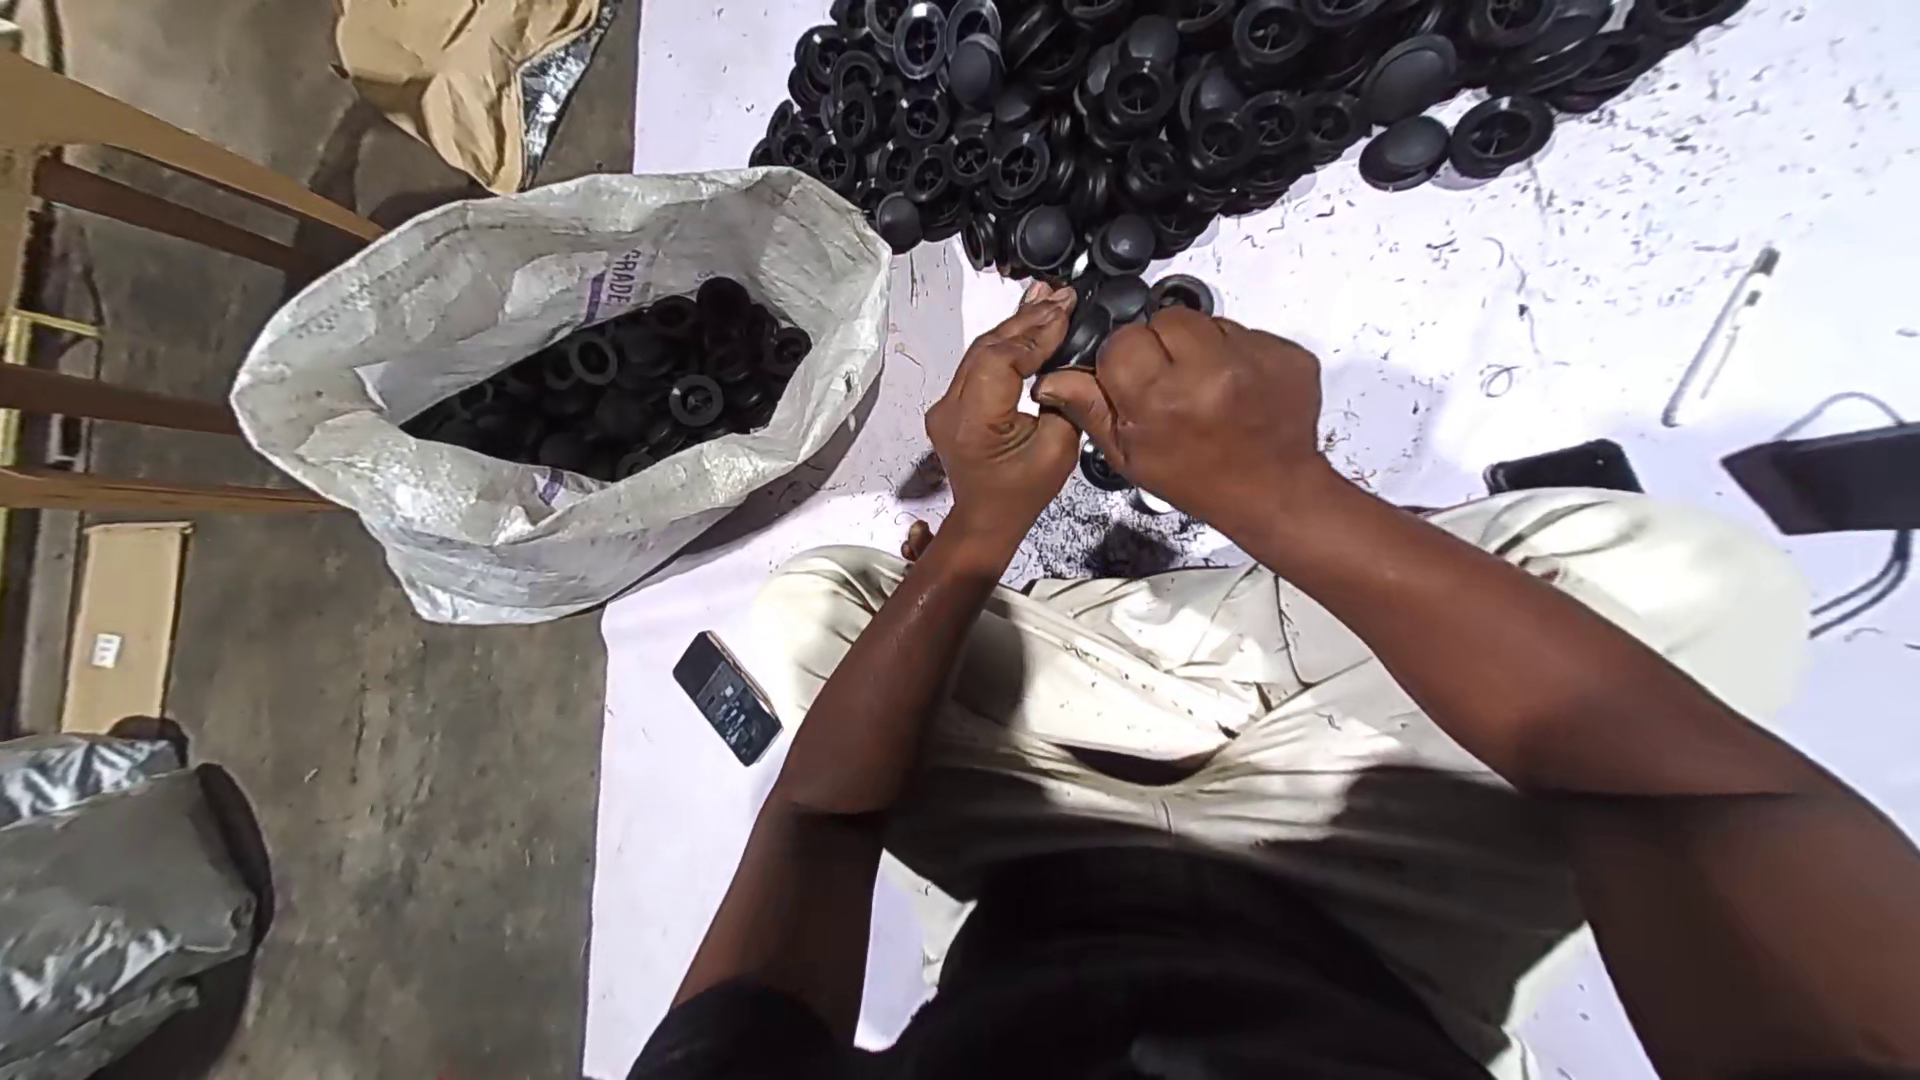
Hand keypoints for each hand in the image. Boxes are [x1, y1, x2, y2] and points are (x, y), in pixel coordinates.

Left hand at [924, 282, 1079, 560]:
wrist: (987, 517)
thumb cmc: (1021, 494)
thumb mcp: (1058, 451)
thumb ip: (1063, 400)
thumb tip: (1066, 359)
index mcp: (974, 424)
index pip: (1001, 361)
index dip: (1035, 334)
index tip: (1064, 312)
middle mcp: (950, 410)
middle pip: (988, 348)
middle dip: (1028, 320)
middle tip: (1061, 295)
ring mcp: (945, 405)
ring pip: (980, 351)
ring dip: (1015, 325)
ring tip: (1045, 297)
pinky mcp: (950, 403)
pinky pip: (977, 364)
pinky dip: (1003, 342)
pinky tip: (1023, 321)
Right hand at [1033, 307, 1334, 533]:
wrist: (1269, 490)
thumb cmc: (1197, 480)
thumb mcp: (1128, 455)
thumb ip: (1089, 409)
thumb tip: (1052, 381)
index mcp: (1161, 399)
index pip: (1121, 340)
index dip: (1121, 360)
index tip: (1131, 381)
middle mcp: (1208, 372)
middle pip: (1162, 319)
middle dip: (1157, 346)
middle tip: (1168, 384)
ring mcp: (1251, 358)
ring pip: (1202, 320)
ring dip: (1195, 346)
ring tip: (1201, 386)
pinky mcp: (1283, 351)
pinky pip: (1240, 330)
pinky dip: (1230, 352)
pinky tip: (1230, 385)